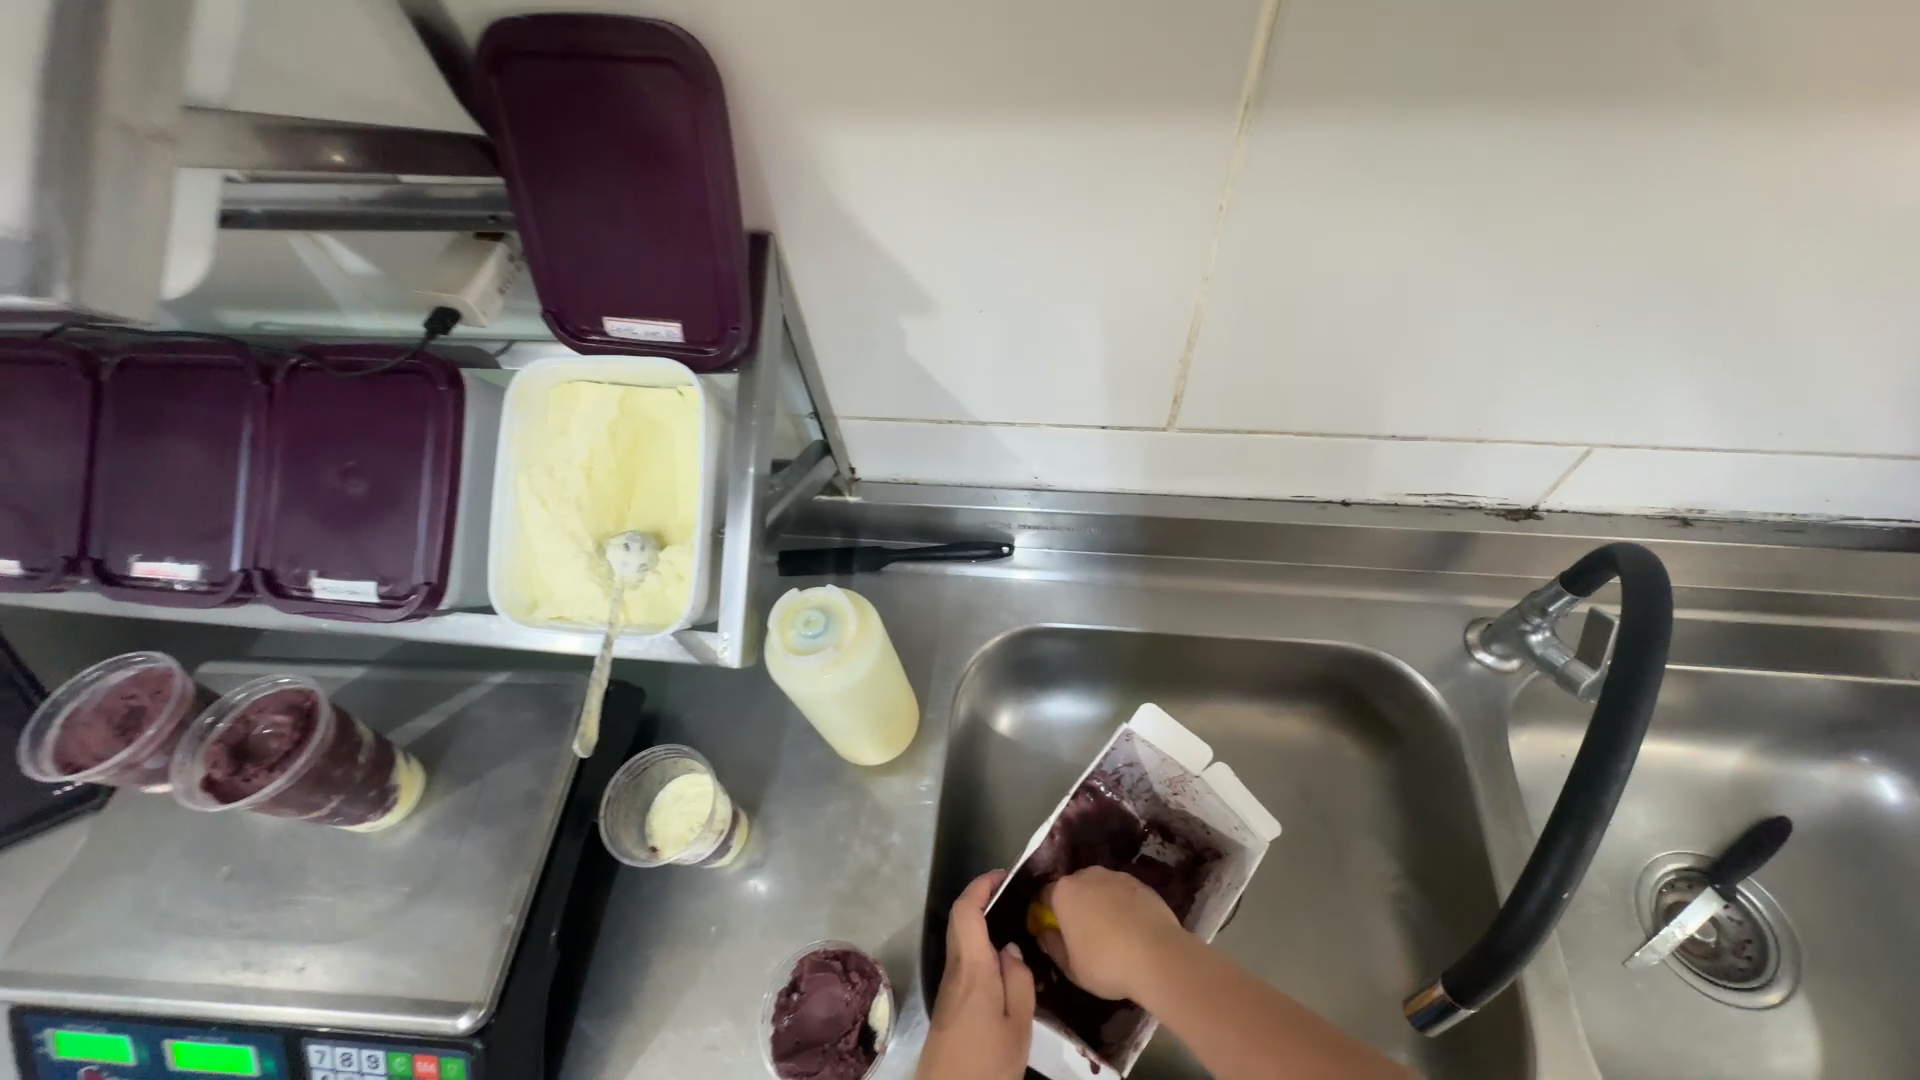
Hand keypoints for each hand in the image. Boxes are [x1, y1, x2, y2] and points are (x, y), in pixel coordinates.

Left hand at [916, 870, 1035, 1079]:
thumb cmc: (987, 1062)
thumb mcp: (1018, 1024)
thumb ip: (1019, 981)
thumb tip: (1009, 948)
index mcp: (972, 967)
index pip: (966, 910)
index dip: (980, 886)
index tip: (1002, 875)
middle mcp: (955, 970)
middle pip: (961, 921)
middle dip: (982, 900)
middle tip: (1013, 897)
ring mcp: (949, 987)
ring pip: (963, 942)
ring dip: (982, 925)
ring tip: (1015, 926)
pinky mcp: (949, 1004)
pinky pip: (965, 962)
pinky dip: (982, 949)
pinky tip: (1005, 964)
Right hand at [1037, 867, 1187, 1000]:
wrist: (1159, 956)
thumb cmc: (1105, 963)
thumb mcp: (1071, 967)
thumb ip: (1053, 947)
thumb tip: (1045, 934)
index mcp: (1064, 891)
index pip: (1046, 895)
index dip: (1048, 914)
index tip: (1055, 933)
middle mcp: (1088, 875)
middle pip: (1075, 887)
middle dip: (1077, 905)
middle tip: (1084, 934)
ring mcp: (1117, 877)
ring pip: (1101, 888)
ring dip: (1102, 904)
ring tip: (1113, 933)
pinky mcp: (1143, 884)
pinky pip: (1125, 894)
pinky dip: (1125, 907)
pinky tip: (1134, 930)